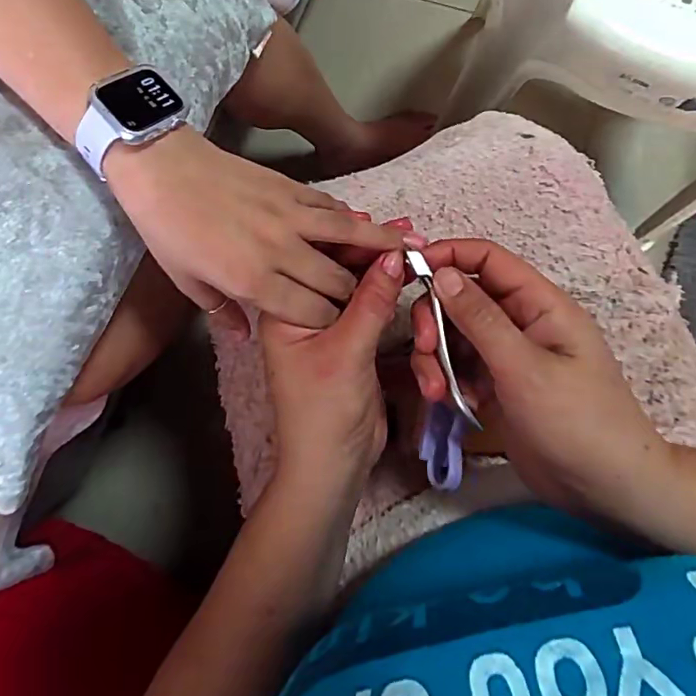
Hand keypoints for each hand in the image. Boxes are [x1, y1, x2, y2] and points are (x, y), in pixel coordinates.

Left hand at [107, 128, 411, 337]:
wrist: (162, 169)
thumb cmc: (167, 230)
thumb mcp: (186, 282)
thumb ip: (223, 311)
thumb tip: (245, 335)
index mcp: (253, 281)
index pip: (313, 312)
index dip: (334, 322)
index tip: (344, 325)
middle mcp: (281, 251)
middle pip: (337, 282)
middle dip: (359, 294)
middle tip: (376, 295)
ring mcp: (290, 215)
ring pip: (349, 236)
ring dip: (381, 245)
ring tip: (412, 248)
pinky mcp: (291, 187)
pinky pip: (330, 206)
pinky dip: (350, 216)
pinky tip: (364, 222)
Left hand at [260, 244, 407, 493]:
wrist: (331, 467)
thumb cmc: (323, 413)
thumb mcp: (347, 353)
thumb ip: (371, 302)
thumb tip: (394, 255)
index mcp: (283, 309)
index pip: (317, 261)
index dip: (353, 241)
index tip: (390, 227)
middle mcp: (301, 310)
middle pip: (337, 266)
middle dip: (372, 247)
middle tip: (408, 229)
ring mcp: (325, 323)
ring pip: (355, 282)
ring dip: (383, 265)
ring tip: (412, 242)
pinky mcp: (348, 338)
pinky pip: (368, 303)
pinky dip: (388, 288)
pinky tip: (406, 272)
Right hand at [410, 240, 676, 520]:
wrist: (607, 491)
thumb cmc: (576, 421)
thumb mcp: (524, 367)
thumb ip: (480, 318)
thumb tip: (442, 273)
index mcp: (539, 304)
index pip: (488, 259)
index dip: (448, 255)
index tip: (411, 270)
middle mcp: (521, 321)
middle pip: (462, 298)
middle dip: (435, 319)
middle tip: (425, 349)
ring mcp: (507, 354)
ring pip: (455, 335)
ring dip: (437, 357)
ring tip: (437, 392)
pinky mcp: (497, 384)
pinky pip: (460, 366)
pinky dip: (449, 380)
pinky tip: (457, 405)